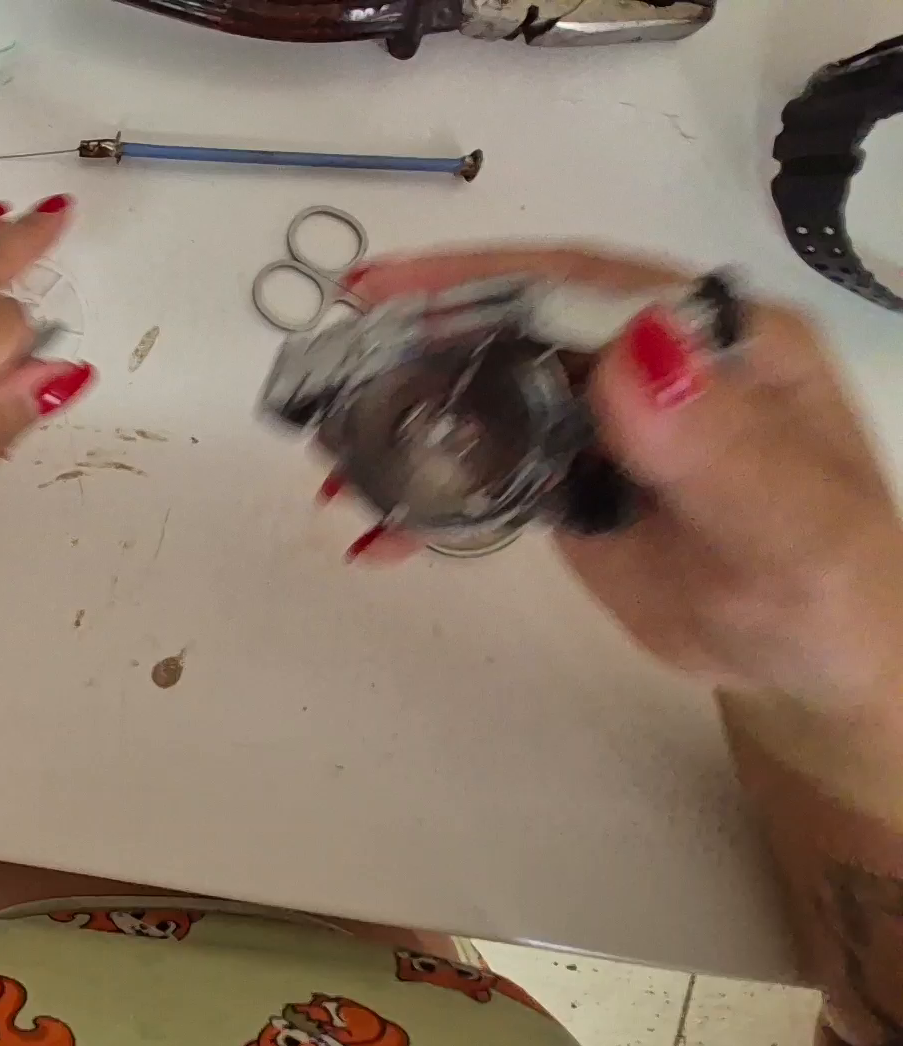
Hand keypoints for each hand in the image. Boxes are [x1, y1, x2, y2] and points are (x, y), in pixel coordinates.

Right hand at [348, 249, 902, 713]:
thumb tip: (632, 353)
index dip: (472, 280)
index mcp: (708, 346)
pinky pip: (469, 466)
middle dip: (406, 356)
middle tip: (328, 382)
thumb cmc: (824, 596)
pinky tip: (381, 535)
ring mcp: (589, 421)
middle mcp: (640, 368)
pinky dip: (417, 499)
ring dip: (396, 431)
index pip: (574, 287)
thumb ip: (716, 447)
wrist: (802, 659)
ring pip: (472, 400)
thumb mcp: (788, 529)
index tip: (376, 290)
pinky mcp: (553, 472)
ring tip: (337, 472)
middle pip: (502, 336)